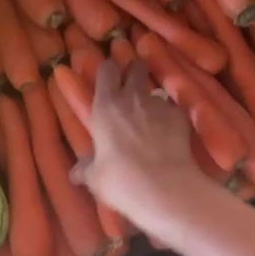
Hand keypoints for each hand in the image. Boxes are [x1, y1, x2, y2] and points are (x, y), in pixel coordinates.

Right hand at [71, 58, 207, 219]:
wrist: (165, 188)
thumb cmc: (122, 181)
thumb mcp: (96, 178)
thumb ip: (85, 169)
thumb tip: (75, 173)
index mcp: (106, 105)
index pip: (107, 69)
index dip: (109, 71)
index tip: (109, 79)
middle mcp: (132, 97)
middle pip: (135, 67)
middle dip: (134, 73)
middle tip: (130, 89)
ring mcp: (159, 104)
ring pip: (155, 90)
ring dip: (151, 100)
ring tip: (150, 121)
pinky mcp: (179, 115)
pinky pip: (172, 109)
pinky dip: (169, 118)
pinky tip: (168, 136)